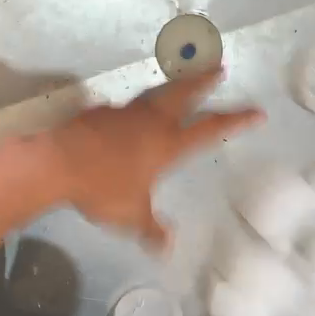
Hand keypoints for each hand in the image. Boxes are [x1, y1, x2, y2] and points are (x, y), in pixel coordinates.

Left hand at [46, 71, 261, 248]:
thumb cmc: (102, 188)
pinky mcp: (99, 113)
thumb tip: (167, 248)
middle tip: (218, 67)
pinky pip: (121, 109)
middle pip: (183, 93)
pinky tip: (126, 116)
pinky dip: (131, 111)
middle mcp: (150, 122)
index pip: (210, 129)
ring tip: (177, 83)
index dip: (235, 120)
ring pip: (153, 95)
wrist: (57, 163)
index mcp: (167, 144)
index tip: (257, 112)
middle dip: (203, 80)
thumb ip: (151, 229)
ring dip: (170, 87)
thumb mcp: (131, 215)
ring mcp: (123, 113)